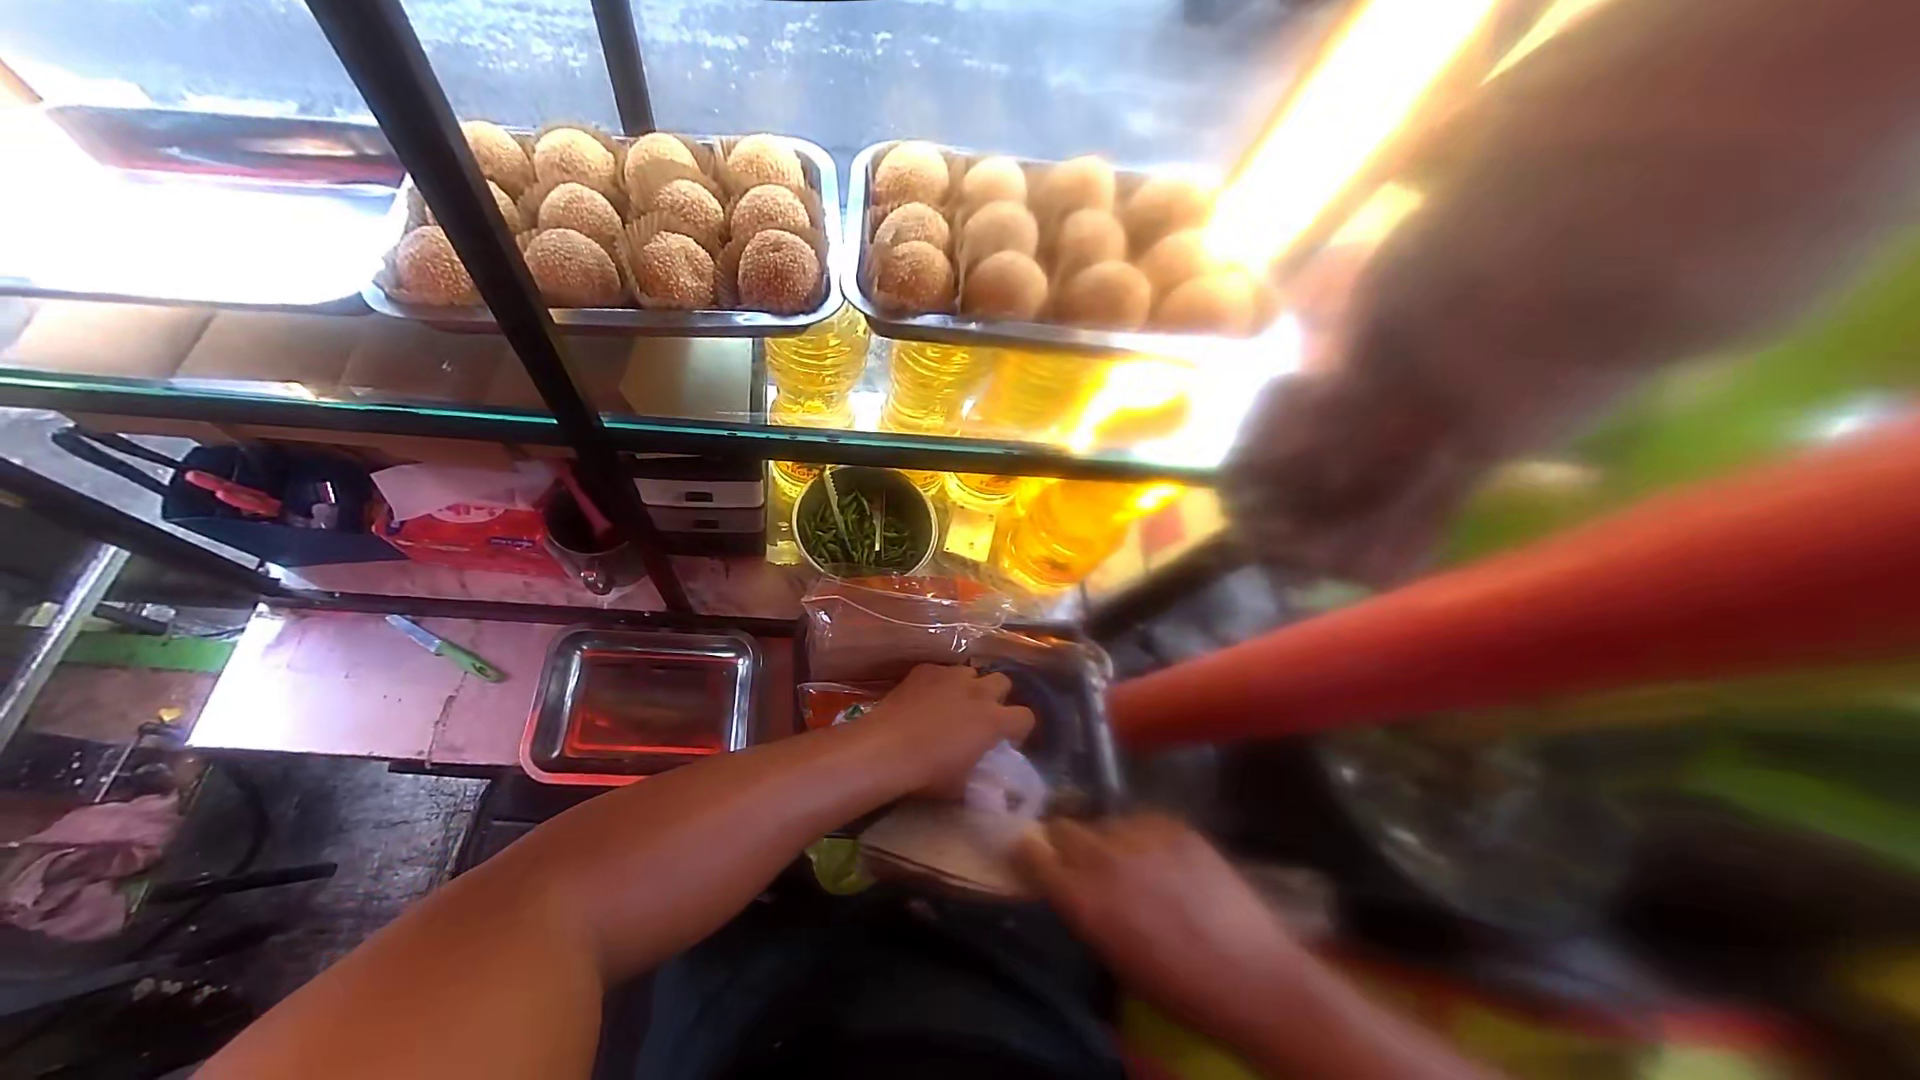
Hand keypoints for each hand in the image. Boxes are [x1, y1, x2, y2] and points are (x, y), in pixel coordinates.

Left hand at [859, 664, 1034, 795]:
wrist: (885, 749)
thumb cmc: (928, 773)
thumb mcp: (962, 787)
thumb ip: (983, 781)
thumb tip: (993, 787)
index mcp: (994, 721)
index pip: (1026, 717)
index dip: (1019, 728)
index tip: (1006, 739)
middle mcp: (978, 691)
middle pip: (1003, 682)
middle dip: (998, 696)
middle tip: (982, 715)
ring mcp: (951, 675)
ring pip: (972, 672)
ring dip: (969, 686)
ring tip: (952, 703)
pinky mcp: (925, 669)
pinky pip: (941, 671)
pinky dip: (939, 683)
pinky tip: (924, 699)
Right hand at [1014, 815, 1308, 1046]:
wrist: (1252, 977)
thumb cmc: (1177, 987)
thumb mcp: (1111, 955)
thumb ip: (1081, 909)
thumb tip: (1066, 884)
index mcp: (1080, 898)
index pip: (1031, 852)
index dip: (1029, 851)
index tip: (1031, 854)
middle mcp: (1102, 858)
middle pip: (1063, 828)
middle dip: (1064, 842)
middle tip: (1080, 861)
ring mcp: (1140, 835)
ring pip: (1105, 823)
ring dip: (1107, 840)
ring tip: (1130, 862)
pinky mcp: (1175, 825)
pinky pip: (1143, 821)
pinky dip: (1143, 836)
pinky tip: (1162, 859)